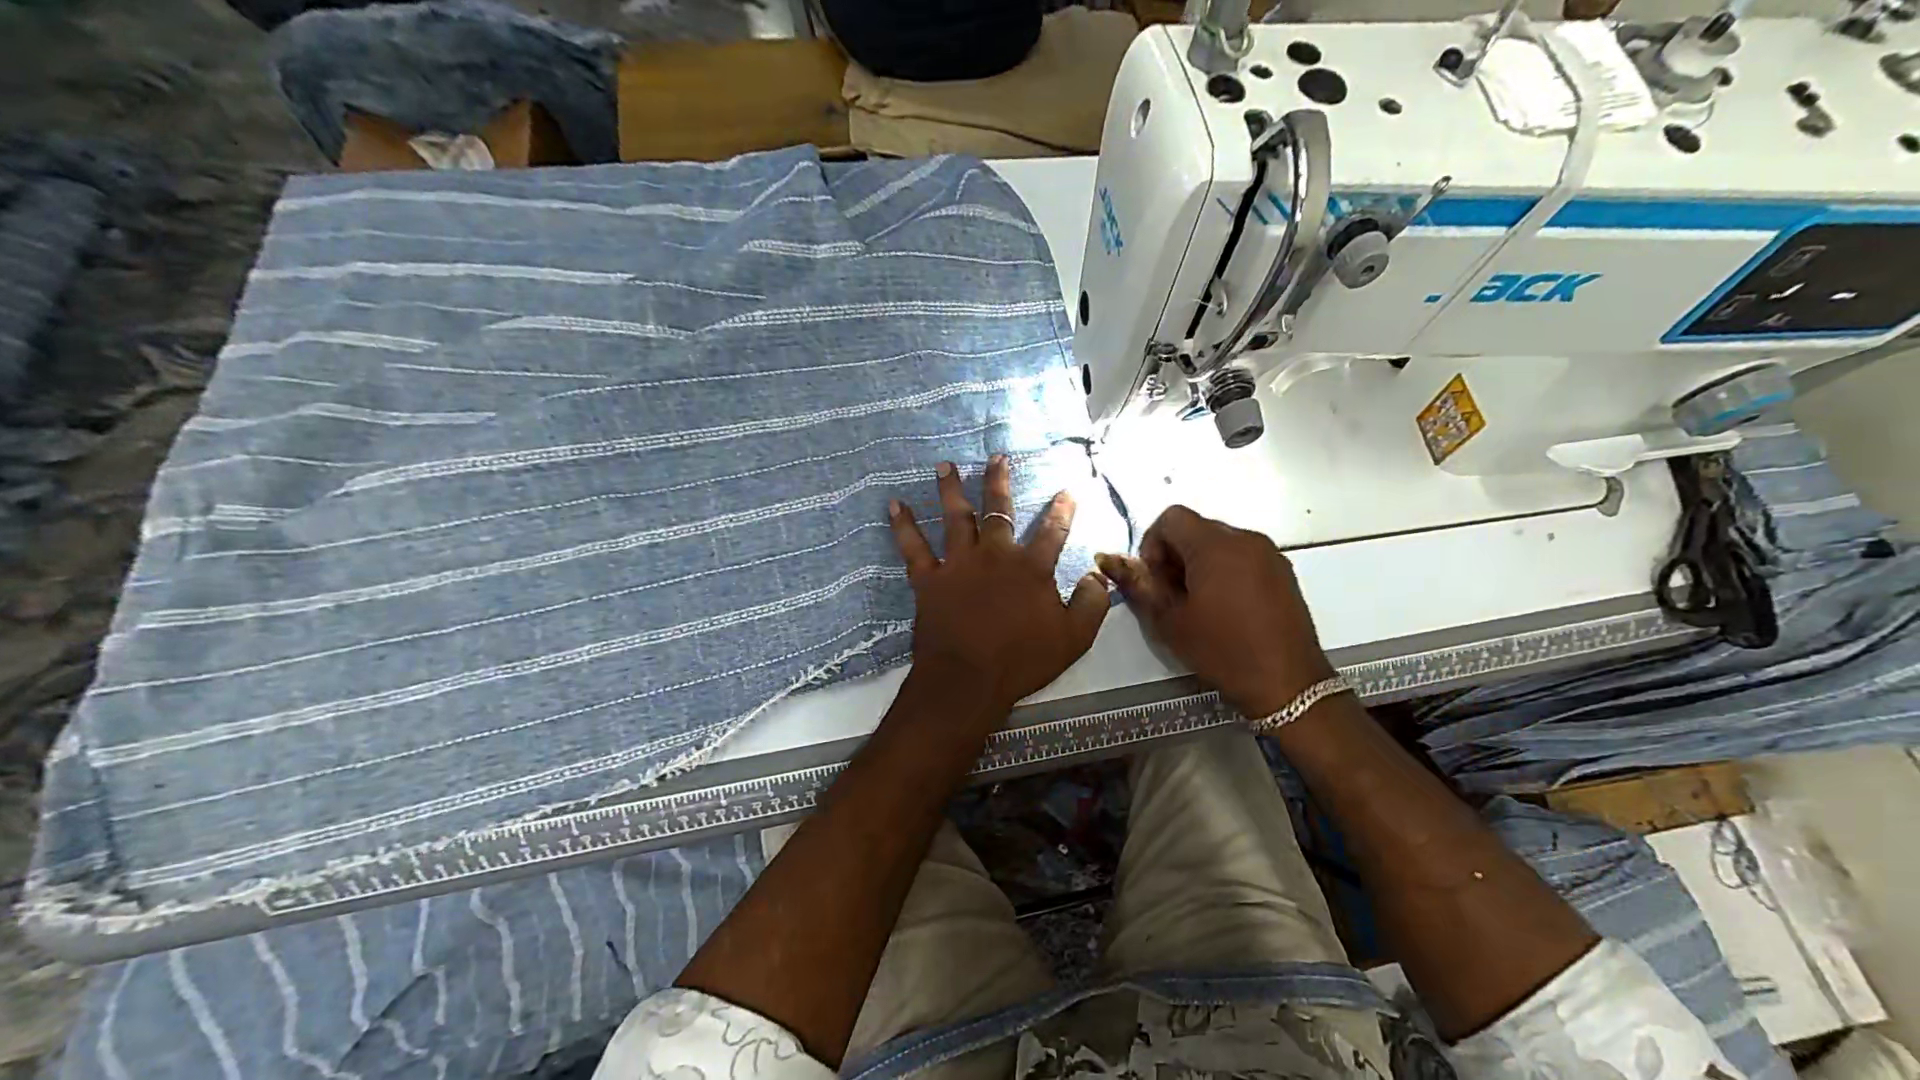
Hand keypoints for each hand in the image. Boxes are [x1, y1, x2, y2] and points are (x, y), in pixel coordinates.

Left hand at [889, 456, 1109, 716]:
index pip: (1052, 532)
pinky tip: (894, 505)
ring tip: (945, 465)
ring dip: (950, 488)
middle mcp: (994, 556)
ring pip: (954, 517)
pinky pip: (912, 546)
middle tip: (997, 456)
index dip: (1063, 510)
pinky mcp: (928, 578)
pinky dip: (903, 525)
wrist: (967, 680)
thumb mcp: (1074, 639)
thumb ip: (1092, 604)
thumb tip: (1099, 575)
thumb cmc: (1022, 661)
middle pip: (998, 510)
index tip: (1067, 491)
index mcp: (1031, 568)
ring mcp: (958, 563)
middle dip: (999, 481)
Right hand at [1095, 506, 1334, 719]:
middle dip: (1175, 555)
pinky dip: (1225, 571)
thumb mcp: (1169, 621)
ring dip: (1199, 563)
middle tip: (1172, 596)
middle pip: (1196, 528)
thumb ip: (1138, 584)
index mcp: (1214, 545)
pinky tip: (1226, 608)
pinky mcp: (1283, 571)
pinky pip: (1243, 556)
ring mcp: (1269, 554)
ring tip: (1198, 605)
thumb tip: (1110, 560)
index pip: (1171, 518)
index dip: (1152, 544)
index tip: (1154, 580)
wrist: (1287, 684)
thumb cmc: (1222, 650)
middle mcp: (1245, 539)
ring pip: (1219, 542)